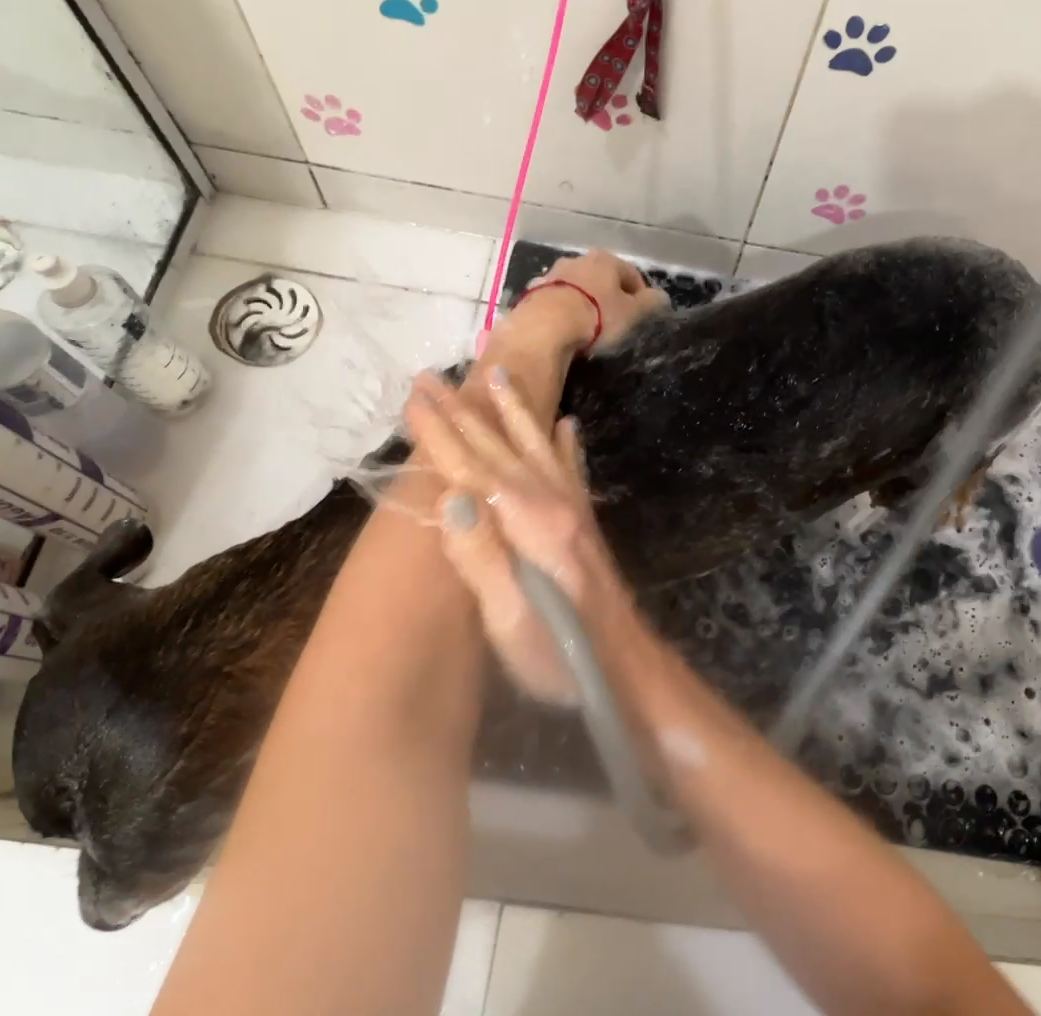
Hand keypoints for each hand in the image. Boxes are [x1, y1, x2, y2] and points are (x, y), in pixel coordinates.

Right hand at [402, 368, 638, 704]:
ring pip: (536, 447)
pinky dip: (565, 445)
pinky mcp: (585, 525)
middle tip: (431, 376)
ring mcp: (574, 512)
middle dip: (463, 412)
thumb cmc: (562, 656)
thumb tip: (449, 497)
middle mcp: (554, 505)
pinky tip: (567, 425)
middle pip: (500, 449)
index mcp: (529, 526)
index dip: (441, 436)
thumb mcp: (510, 622)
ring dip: (513, 412)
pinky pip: (573, 471)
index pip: (474, 469)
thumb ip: (481, 559)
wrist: (627, 667)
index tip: (413, 399)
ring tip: (497, 374)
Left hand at [511, 249, 667, 353]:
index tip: (642, 314)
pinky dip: (562, 310)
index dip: (640, 294)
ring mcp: (552, 274)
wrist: (545, 326)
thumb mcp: (631, 314)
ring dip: (583, 301)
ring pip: (576, 287)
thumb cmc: (597, 316)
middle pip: (600, 277)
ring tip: (587, 327)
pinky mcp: (533, 292)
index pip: (631, 273)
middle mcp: (578, 260)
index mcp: (605, 260)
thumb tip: (663, 297)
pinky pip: (556, 300)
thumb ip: (649, 304)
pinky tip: (564, 328)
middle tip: (615, 321)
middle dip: (609, 296)